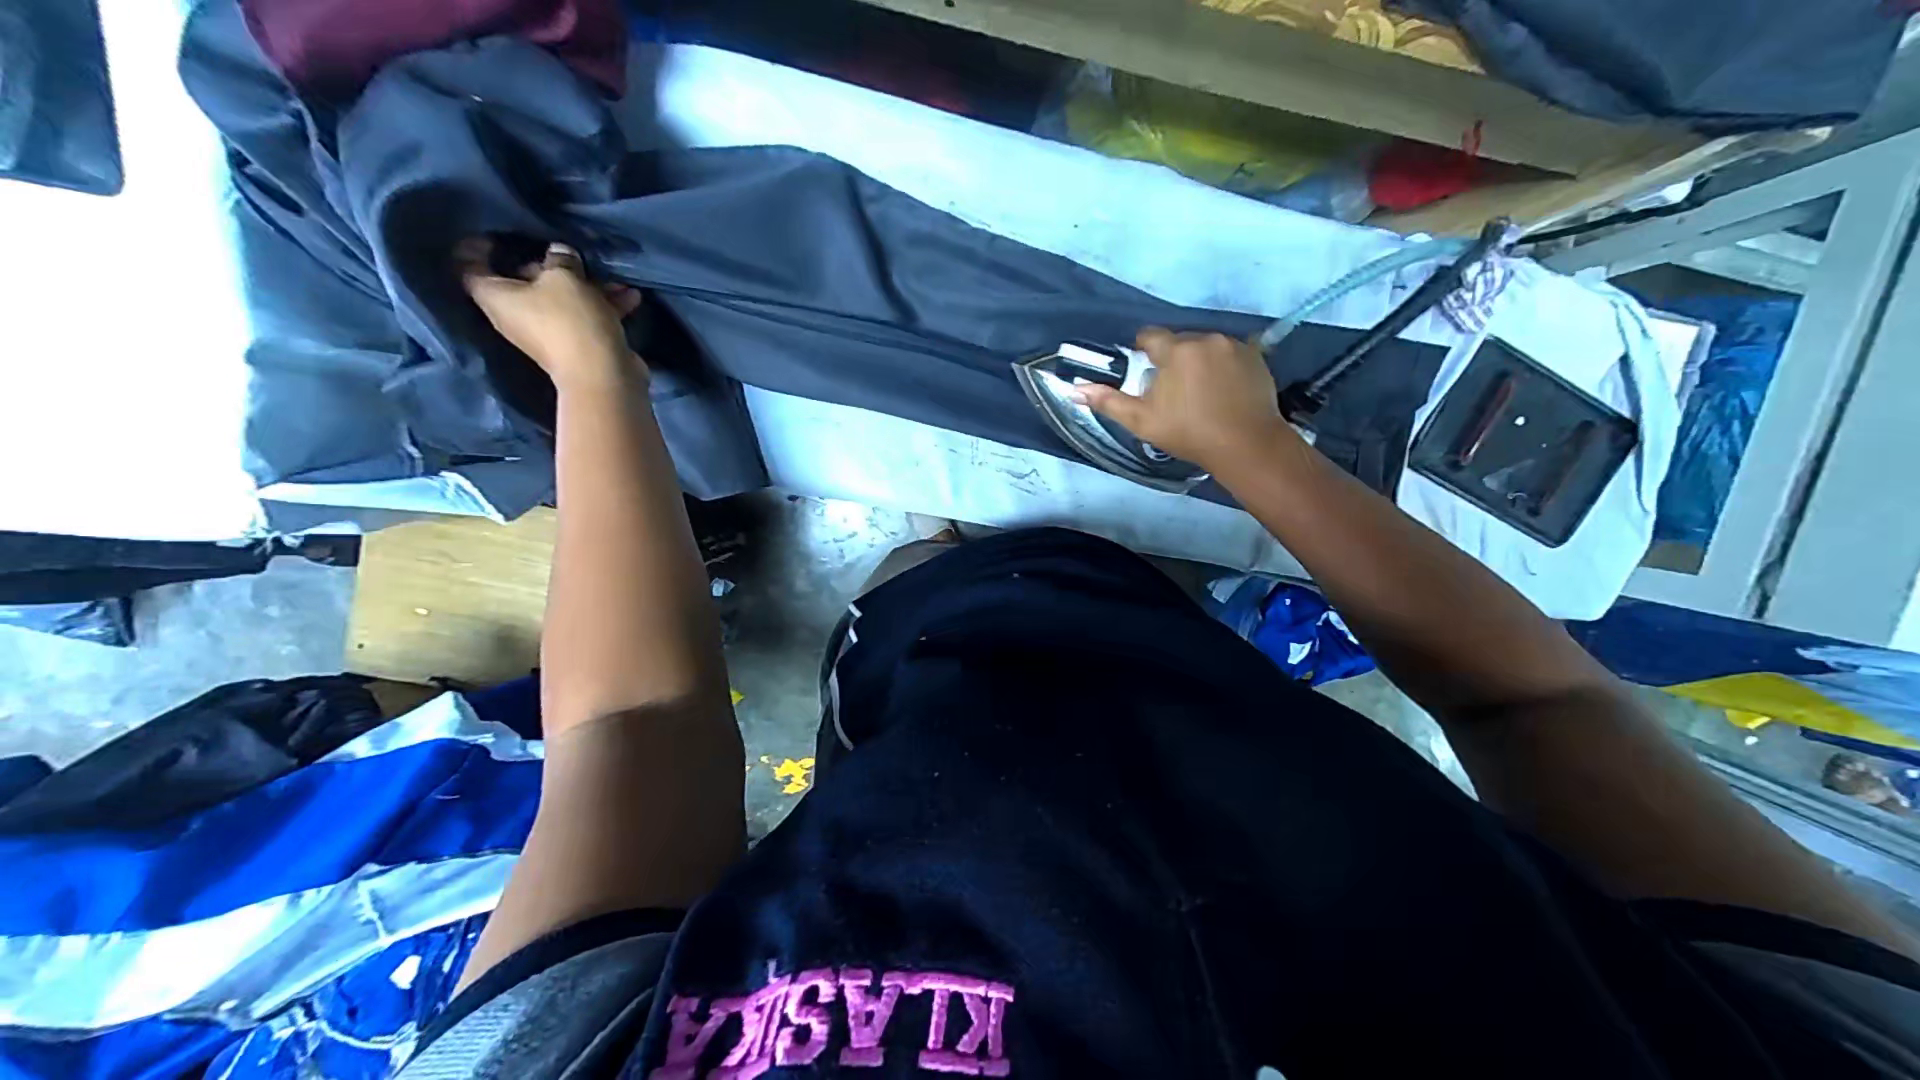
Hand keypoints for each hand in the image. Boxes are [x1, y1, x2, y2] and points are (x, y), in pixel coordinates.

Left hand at [456, 238, 644, 390]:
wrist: (602, 375)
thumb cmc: (570, 321)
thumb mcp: (565, 277)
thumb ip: (561, 258)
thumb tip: (560, 252)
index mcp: (496, 297)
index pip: (470, 266)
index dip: (477, 246)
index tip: (495, 234)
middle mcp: (516, 315)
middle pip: (524, 281)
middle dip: (550, 265)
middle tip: (570, 253)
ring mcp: (547, 332)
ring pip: (562, 299)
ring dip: (589, 286)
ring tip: (616, 280)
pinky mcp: (576, 344)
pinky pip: (585, 316)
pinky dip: (605, 305)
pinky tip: (630, 297)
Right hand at [1072, 327, 1300, 472]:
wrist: (1246, 445)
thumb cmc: (1189, 433)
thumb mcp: (1142, 421)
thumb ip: (1109, 402)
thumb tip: (1076, 390)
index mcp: (1176, 350)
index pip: (1150, 335)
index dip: (1142, 350)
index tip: (1143, 368)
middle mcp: (1206, 338)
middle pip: (1179, 340)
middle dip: (1172, 358)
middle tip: (1171, 389)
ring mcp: (1234, 345)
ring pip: (1205, 345)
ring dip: (1198, 360)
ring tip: (1199, 390)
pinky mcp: (1256, 356)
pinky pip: (1230, 352)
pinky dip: (1223, 364)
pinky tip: (1223, 389)